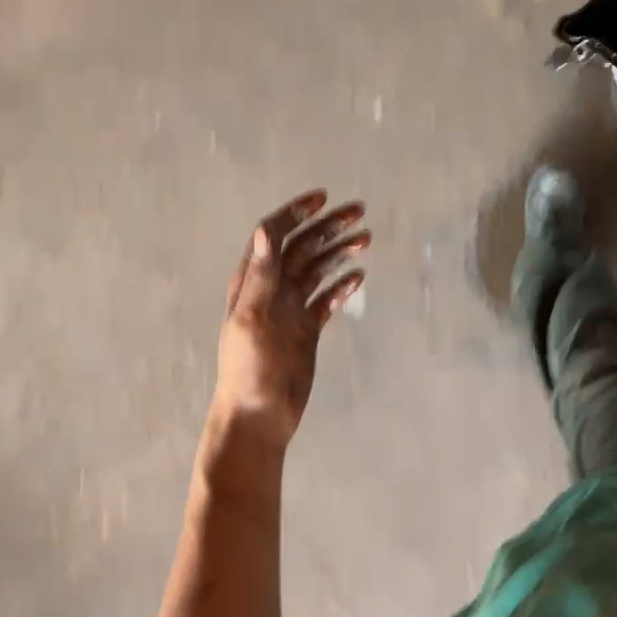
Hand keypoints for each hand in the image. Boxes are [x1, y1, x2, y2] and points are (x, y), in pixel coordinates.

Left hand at [210, 189, 370, 450]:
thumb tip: (264, 231)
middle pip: (302, 247)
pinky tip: (359, 277)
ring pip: (318, 268)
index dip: (295, 214)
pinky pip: (327, 298)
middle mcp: (272, 290)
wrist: (258, 418)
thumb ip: (260, 276)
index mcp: (253, 283)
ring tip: (367, 239)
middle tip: (359, 213)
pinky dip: (342, 285)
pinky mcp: (307, 330)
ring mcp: (291, 309)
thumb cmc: (249, 371)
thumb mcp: (252, 321)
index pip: (273, 236)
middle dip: (328, 227)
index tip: (323, 198)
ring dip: (339, 251)